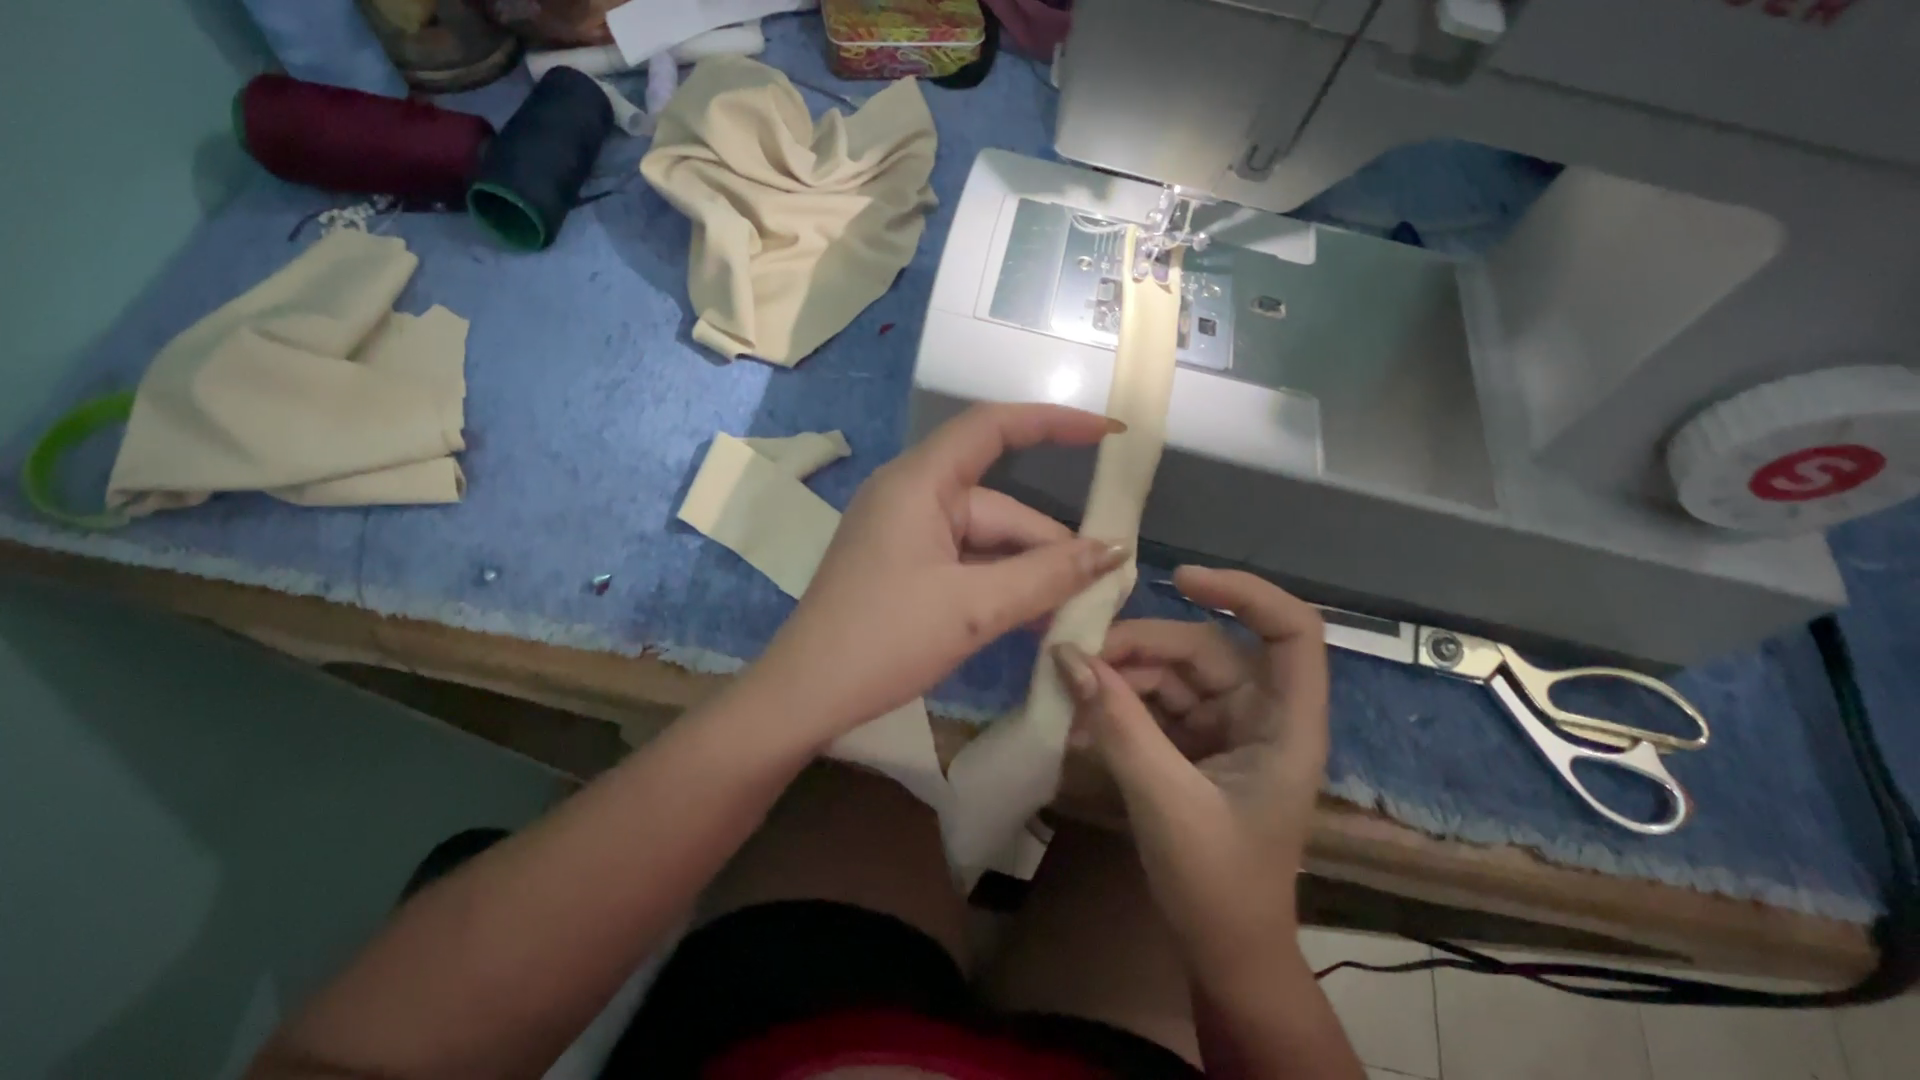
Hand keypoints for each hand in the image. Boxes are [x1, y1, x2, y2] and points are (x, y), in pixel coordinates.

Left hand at [745, 403, 1129, 745]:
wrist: (804, 696)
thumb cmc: (885, 640)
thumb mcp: (975, 609)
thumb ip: (1049, 576)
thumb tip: (1115, 552)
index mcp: (918, 482)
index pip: (994, 427)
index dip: (1055, 423)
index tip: (1110, 435)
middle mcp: (910, 494)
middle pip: (1000, 503)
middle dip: (1050, 543)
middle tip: (1104, 584)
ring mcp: (904, 532)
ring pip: (985, 539)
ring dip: (1028, 572)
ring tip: (1076, 610)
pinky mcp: (901, 566)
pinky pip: (965, 562)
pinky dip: (999, 584)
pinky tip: (1034, 618)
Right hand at [1050, 566, 1328, 986]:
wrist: (1223, 950)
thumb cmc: (1217, 882)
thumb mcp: (1165, 800)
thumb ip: (1119, 724)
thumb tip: (1067, 657)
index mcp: (1287, 723)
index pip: (1290, 630)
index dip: (1243, 592)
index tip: (1178, 580)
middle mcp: (1262, 715)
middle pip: (1207, 649)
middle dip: (1143, 648)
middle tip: (1075, 659)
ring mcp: (1229, 730)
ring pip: (1175, 675)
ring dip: (1122, 678)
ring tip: (1067, 694)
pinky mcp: (1197, 748)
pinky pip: (1158, 706)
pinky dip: (1120, 706)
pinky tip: (1079, 719)